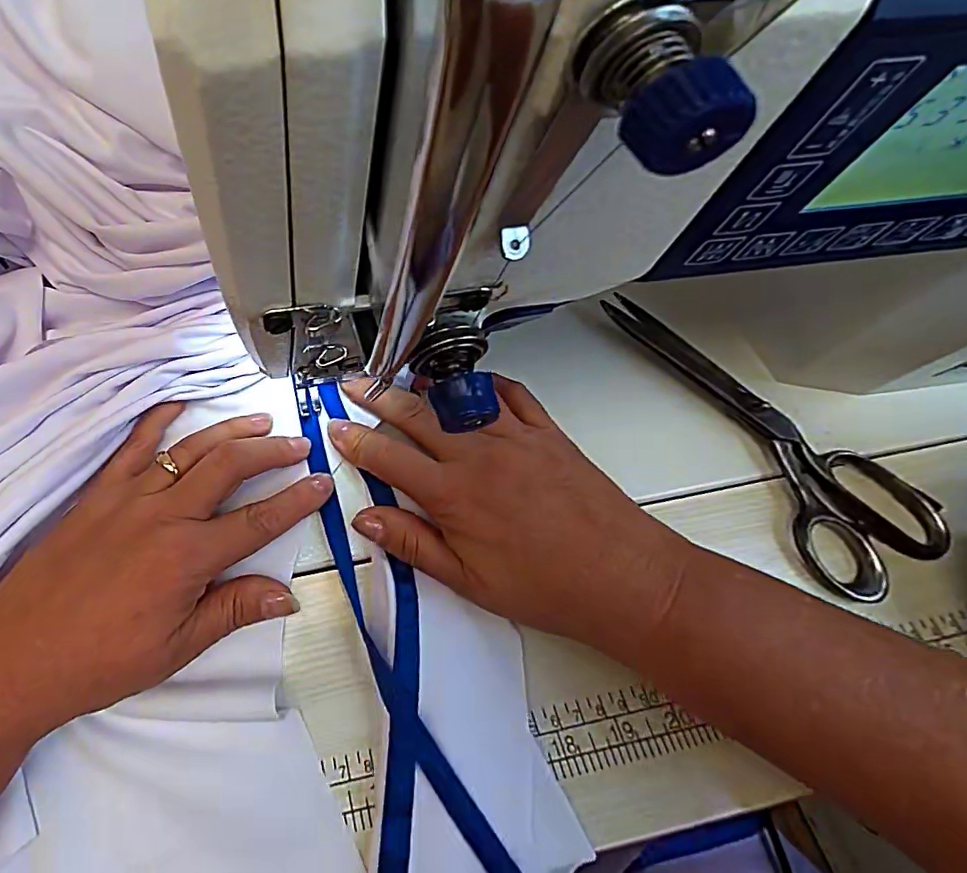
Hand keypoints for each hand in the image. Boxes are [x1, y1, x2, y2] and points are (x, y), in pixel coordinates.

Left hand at [0, 402, 330, 733]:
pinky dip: (155, 420)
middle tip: (298, 444)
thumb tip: (285, 596)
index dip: (296, 500)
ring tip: (258, 422)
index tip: (321, 483)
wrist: (19, 652)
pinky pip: (131, 446)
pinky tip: (175, 404)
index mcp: (187, 557)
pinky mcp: (98, 492)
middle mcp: (163, 515)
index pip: (257, 520)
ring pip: (189, 450)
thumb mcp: (175, 646)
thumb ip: (231, 610)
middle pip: (229, 468)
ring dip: (228, 431)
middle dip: (270, 452)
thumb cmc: (100, 659)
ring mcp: (127, 497)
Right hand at [329, 376, 694, 654]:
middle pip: (414, 414)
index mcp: (454, 495)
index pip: (387, 456)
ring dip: (425, 385)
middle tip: (357, 385)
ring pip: (456, 398)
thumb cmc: (554, 586)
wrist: (628, 581)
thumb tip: (371, 521)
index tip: (338, 429)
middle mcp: (480, 458)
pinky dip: (487, 384)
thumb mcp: (468, 579)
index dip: (355, 440)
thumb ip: (412, 543)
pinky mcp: (547, 435)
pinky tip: (475, 386)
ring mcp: (514, 440)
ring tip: (405, 380)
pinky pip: (511, 395)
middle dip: (377, 396)